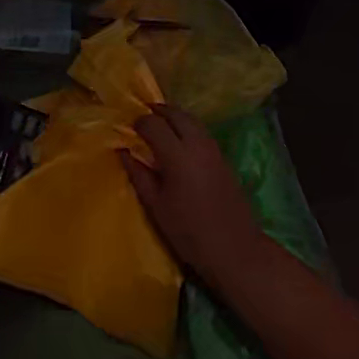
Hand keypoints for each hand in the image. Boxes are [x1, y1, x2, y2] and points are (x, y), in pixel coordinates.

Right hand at [119, 104, 267, 286]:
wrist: (234, 246)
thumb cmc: (189, 231)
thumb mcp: (157, 206)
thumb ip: (139, 175)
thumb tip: (123, 151)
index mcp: (178, 154)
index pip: (154, 124)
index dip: (139, 122)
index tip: (128, 128)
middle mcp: (197, 142)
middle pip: (176, 113)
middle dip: (157, 112)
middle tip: (142, 120)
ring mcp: (213, 146)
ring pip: (190, 118)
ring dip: (173, 116)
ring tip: (158, 127)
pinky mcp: (222, 153)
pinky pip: (200, 129)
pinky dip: (186, 126)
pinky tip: (178, 141)